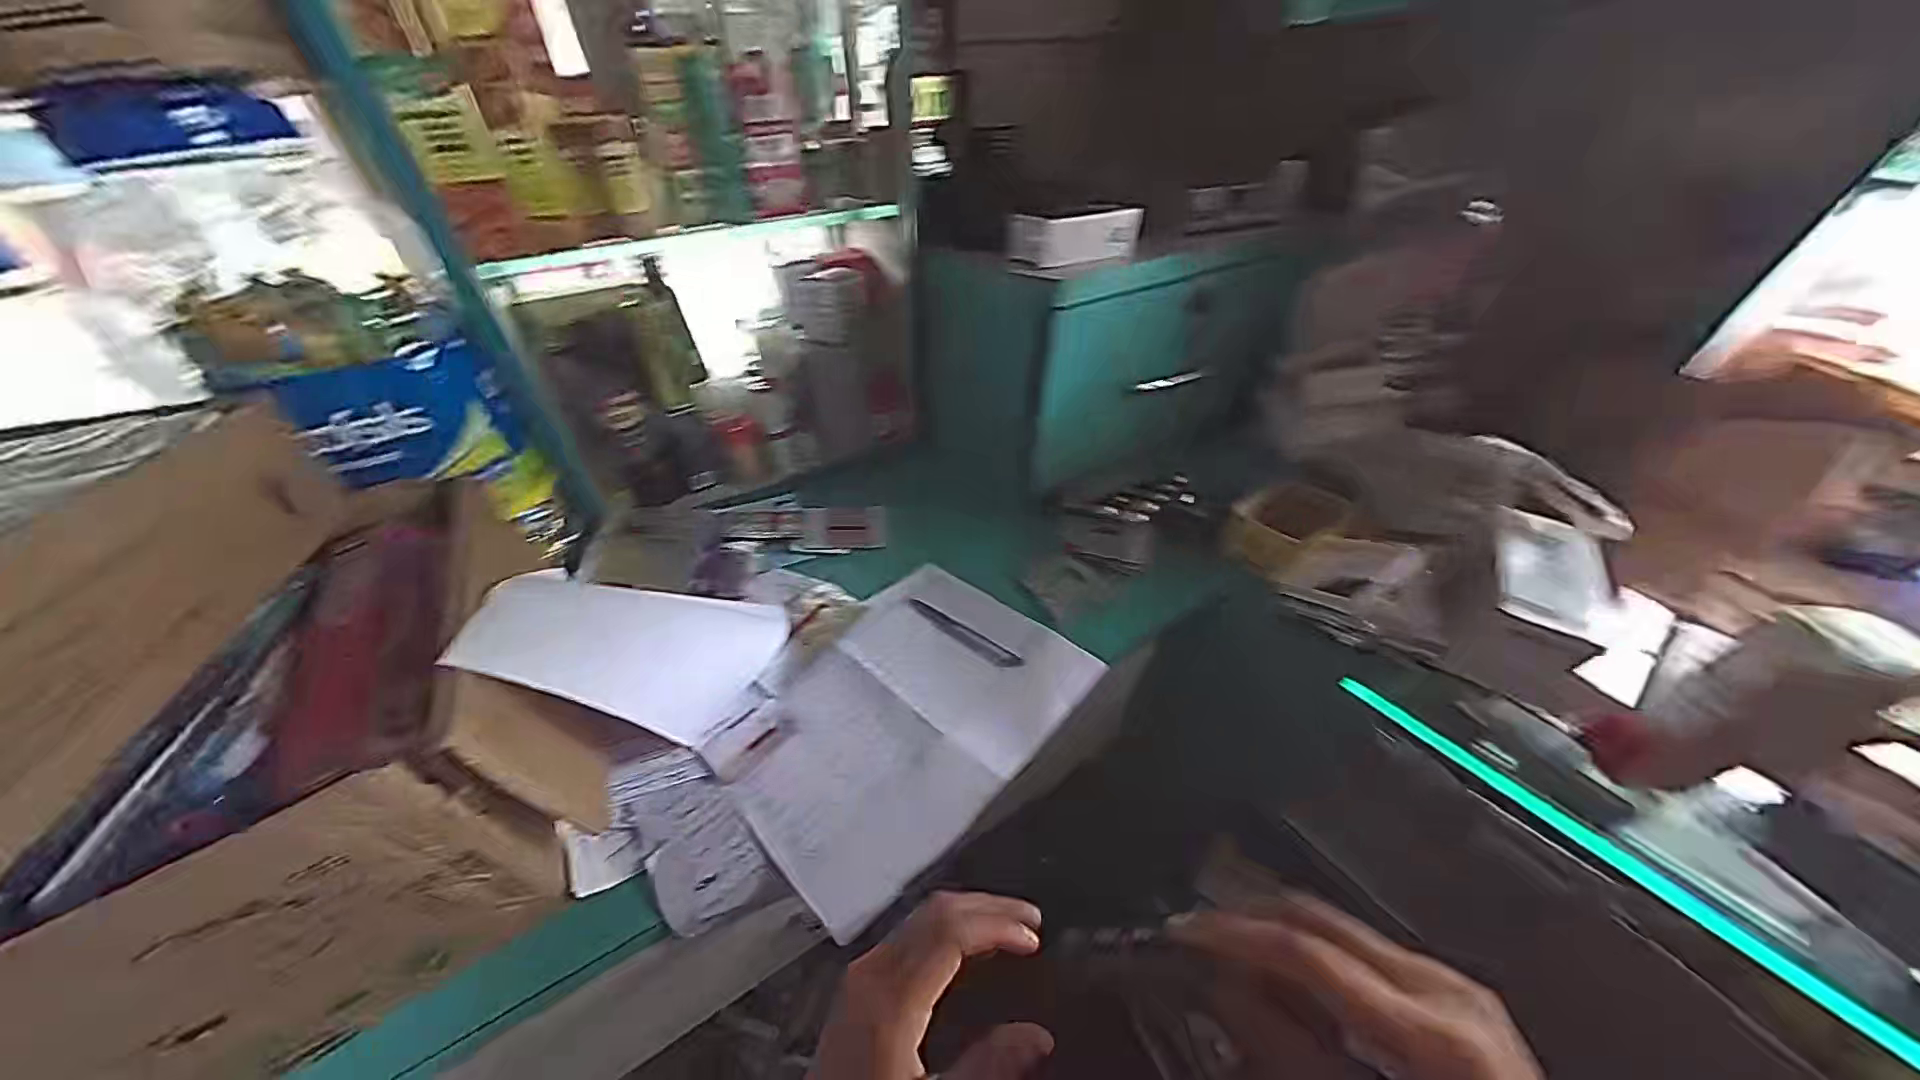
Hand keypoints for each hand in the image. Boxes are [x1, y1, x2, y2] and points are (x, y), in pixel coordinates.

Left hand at [813, 891, 1052, 1079]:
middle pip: (937, 911)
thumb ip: (986, 1067)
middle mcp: (870, 974)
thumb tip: (1034, 1038)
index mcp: (889, 998)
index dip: (998, 923)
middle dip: (988, 907)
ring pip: (922, 914)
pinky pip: (909, 931)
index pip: (952, 930)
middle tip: (1028, 918)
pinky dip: (947, 927)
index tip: (1031, 935)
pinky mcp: (859, 985)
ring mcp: (861, 975)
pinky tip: (966, 946)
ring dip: (969, 913)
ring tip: (1006, 925)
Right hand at [1168, 894, 1542, 1079]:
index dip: (1233, 935)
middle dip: (1247, 916)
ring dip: (1277, 935)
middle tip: (1199, 932)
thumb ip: (1290, 1052)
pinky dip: (1314, 960)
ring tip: (1238, 962)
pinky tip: (1291, 985)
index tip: (1186, 931)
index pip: (1304, 950)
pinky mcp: (1449, 993)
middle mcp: (1445, 988)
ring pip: (1334, 927)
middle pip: (1316, 916)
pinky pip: (1359, 953)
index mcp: (1432, 1029)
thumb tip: (1227, 990)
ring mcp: (1452, 986)